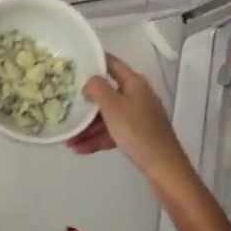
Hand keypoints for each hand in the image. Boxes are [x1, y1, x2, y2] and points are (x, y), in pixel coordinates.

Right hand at [66, 54, 193, 183]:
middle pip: (106, 93)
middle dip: (85, 102)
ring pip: (108, 116)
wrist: (165, 170)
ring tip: (68, 138)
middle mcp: (137, 96)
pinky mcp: (138, 136)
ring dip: (88, 126)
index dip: (91, 61)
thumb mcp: (113, 106)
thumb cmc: (137, 131)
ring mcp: (138, 117)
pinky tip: (79, 148)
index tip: (71, 64)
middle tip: (65, 103)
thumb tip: (88, 82)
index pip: (110, 63)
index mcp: (134, 82)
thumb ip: (97, 87)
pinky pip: (113, 132)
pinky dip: (98, 138)